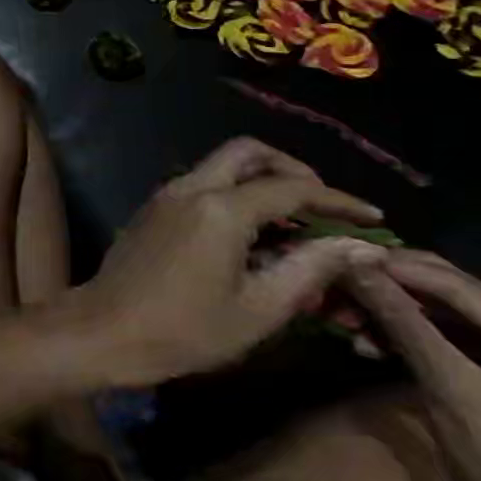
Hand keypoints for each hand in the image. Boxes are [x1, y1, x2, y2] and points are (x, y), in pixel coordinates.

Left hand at [65, 137, 387, 386]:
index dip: (337, 199)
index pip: (290, 187)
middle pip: (247, 152)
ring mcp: (166, 193)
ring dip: (261, 178)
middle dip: (291, 168)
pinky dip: (235, 191)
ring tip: (297, 220)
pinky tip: (255, 230)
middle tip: (324, 204)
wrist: (107, 328)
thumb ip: (311, 269)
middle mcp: (190, 187)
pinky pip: (202, 182)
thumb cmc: (186, 328)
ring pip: (221, 164)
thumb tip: (362, 246)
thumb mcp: (260, 308)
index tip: (373, 216)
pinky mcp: (154, 206)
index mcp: (220, 208)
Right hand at [348, 252, 480, 480]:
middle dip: (394, 292)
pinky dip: (408, 339)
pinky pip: (452, 344)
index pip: (471, 293)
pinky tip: (367, 340)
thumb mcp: (454, 392)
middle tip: (338, 279)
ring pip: (448, 320)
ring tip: (343, 314)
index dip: (404, 270)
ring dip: (393, 316)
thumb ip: (404, 321)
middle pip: (459, 301)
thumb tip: (353, 259)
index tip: (344, 250)